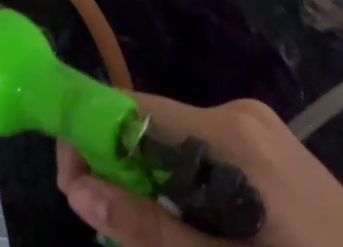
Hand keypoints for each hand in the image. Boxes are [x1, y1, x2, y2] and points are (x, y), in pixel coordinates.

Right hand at [56, 94, 342, 246]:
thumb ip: (149, 228)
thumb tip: (74, 191)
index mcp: (226, 134)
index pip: (125, 109)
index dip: (84, 138)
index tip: (72, 187)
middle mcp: (236, 115)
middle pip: (145, 125)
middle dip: (116, 170)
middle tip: (113, 226)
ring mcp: (257, 130)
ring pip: (169, 142)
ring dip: (147, 182)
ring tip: (157, 235)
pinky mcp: (270, 149)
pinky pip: (200, 153)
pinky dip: (179, 184)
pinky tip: (193, 228)